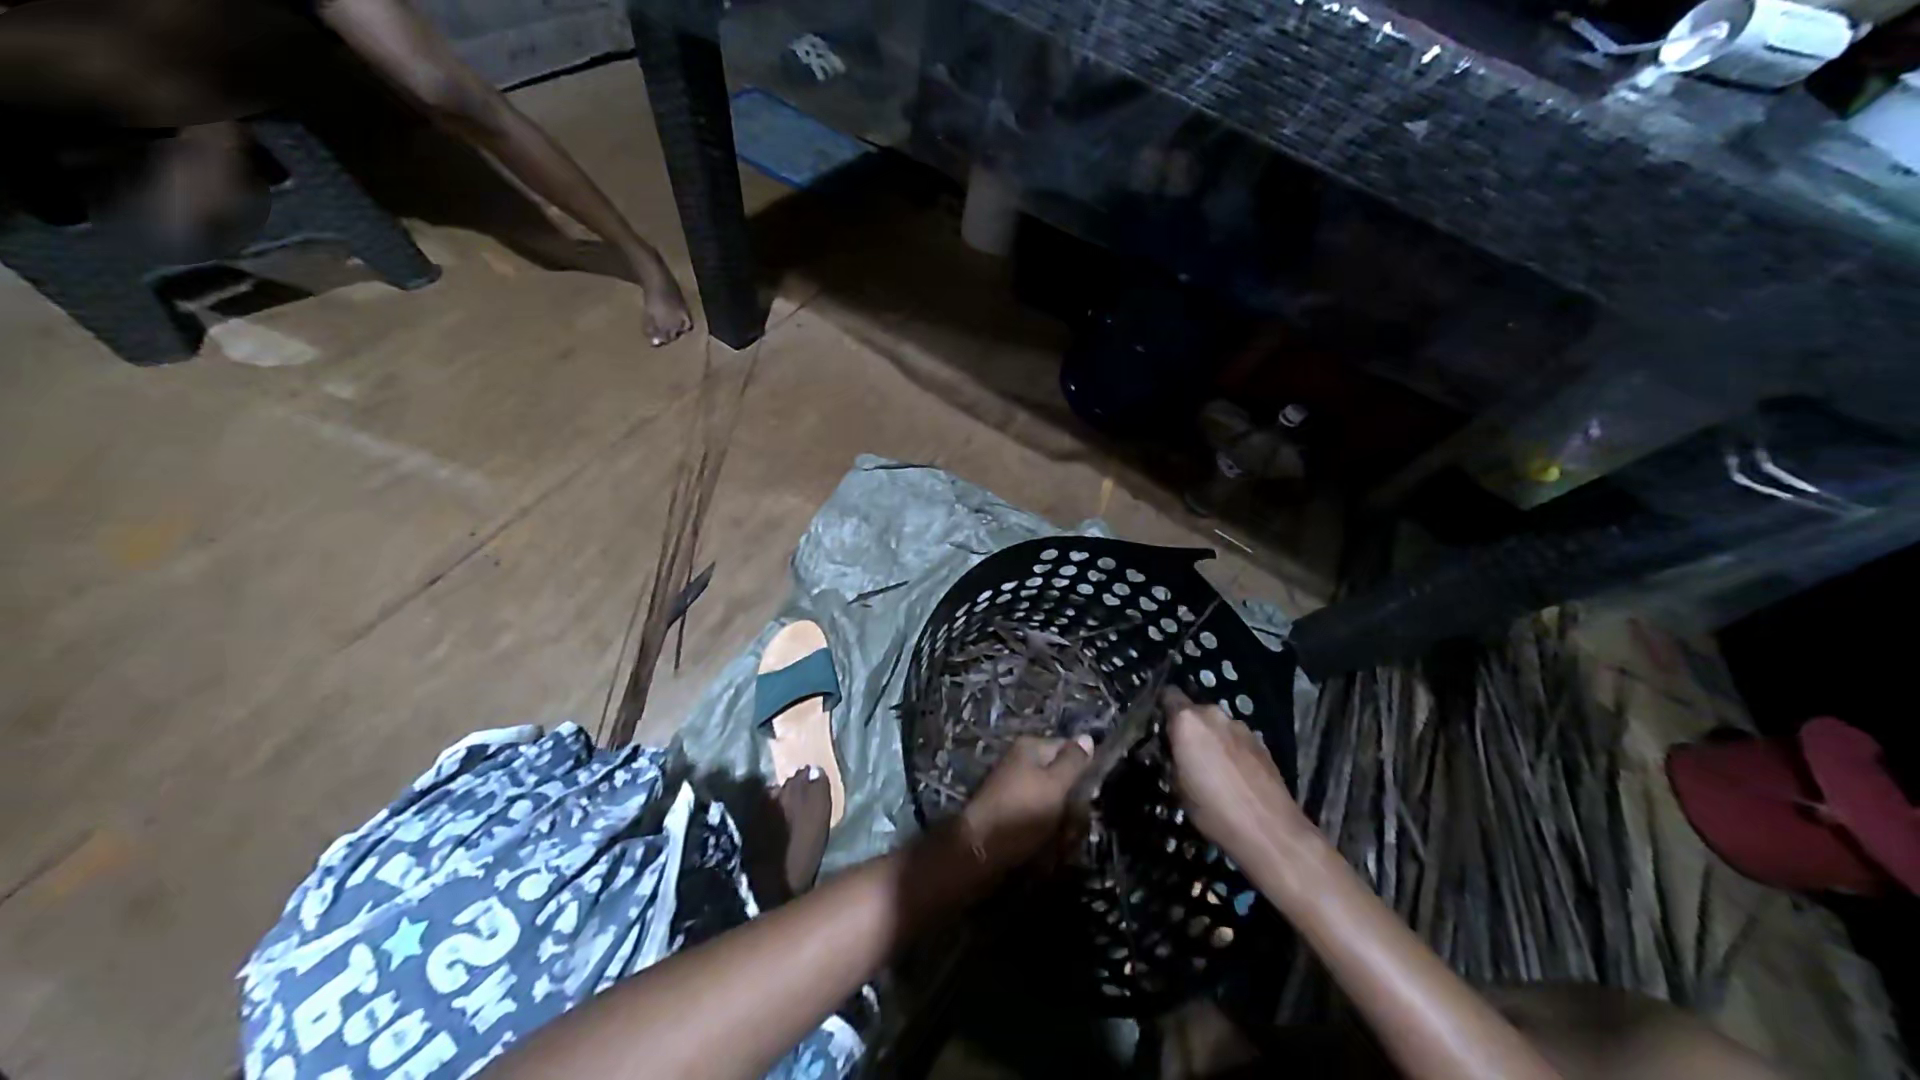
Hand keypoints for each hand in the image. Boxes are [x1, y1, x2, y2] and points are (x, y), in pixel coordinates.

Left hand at [958, 735, 1094, 872]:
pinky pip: (1038, 815)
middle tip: (1074, 822)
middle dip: (1072, 801)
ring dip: (1062, 820)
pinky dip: (1047, 829)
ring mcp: (1013, 786)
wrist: (981, 848)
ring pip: (1052, 800)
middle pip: (1060, 776)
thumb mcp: (1055, 784)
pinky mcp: (1010, 810)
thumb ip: (1073, 761)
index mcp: (1030, 748)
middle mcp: (1020, 761)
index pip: (1068, 749)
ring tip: (1062, 839)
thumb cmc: (1022, 811)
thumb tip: (1087, 737)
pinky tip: (1049, 845)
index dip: (1083, 770)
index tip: (1091, 793)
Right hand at [1165, 687, 1310, 862]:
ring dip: (1212, 738)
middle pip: (1195, 712)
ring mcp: (1241, 727)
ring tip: (1212, 766)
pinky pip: (1236, 739)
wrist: (1269, 830)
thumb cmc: (1213, 809)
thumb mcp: (1178, 786)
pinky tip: (1234, 775)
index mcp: (1188, 721)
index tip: (1159, 726)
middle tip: (1185, 752)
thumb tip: (1175, 751)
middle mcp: (1214, 715)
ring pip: (1217, 726)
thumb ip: (1174, 757)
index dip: (1162, 709)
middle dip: (1189, 728)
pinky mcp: (1262, 743)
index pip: (1168, 695)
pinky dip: (1231, 749)